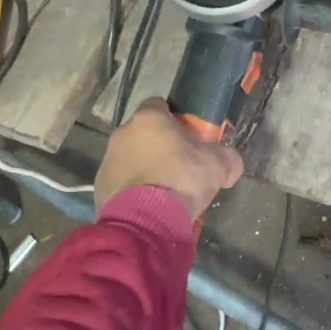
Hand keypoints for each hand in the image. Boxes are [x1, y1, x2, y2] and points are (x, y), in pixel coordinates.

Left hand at [94, 99, 242, 217]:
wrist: (145, 224)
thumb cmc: (181, 180)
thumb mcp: (218, 165)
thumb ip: (228, 158)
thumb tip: (231, 165)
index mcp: (148, 119)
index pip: (158, 105)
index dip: (173, 118)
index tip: (186, 135)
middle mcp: (122, 134)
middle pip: (142, 133)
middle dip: (157, 145)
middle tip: (177, 165)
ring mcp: (107, 162)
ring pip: (129, 157)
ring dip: (143, 168)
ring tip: (162, 191)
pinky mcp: (99, 189)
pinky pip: (120, 183)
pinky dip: (131, 191)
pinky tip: (147, 206)